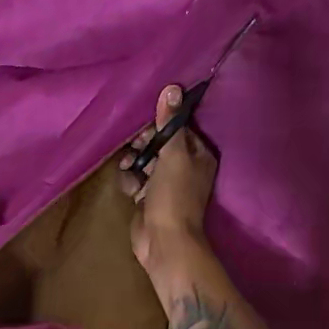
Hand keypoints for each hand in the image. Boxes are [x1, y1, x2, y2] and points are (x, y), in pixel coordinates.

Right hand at [119, 85, 218, 272]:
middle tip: (135, 149)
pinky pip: (137, 179)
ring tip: (129, 168)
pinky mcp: (150, 197)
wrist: (165, 242)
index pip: (178, 128)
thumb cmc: (174, 195)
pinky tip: (131, 189)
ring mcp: (167, 183)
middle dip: (144, 144)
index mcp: (199, 155)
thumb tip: (172, 87)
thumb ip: (169, 123)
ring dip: (134, 162)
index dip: (160, 125)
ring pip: (145, 160)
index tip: (145, 127)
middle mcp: (186, 167)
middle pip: (159, 143)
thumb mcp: (172, 155)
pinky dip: (132, 182)